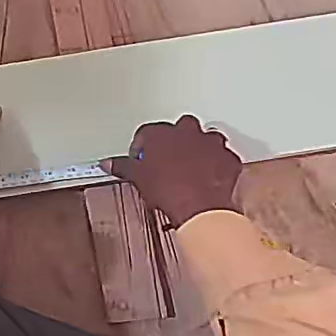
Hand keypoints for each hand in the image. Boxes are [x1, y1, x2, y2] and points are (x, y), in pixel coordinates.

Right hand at [99, 115, 242, 226]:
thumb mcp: (137, 177)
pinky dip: (215, 162)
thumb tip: (108, 164)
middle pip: (178, 128)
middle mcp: (186, 131)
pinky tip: (207, 175)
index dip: (141, 148)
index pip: (145, 133)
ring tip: (187, 166)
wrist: (200, 208)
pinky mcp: (228, 158)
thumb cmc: (169, 189)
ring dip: (196, 148)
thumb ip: (122, 166)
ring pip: (203, 138)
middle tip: (164, 159)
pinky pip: (221, 155)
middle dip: (172, 141)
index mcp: (160, 133)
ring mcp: (210, 143)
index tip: (140, 160)